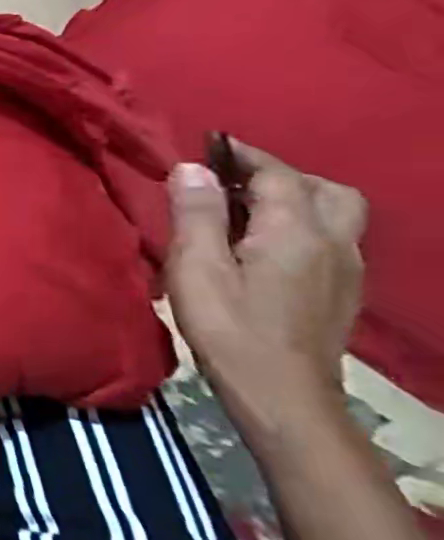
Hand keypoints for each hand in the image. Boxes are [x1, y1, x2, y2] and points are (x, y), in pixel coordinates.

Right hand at [166, 140, 366, 399]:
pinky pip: (329, 240)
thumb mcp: (197, 266)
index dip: (244, 155)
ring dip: (293, 200)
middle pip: (328, 192)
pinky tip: (258, 244)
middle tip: (232, 181)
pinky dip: (298, 226)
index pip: (281, 176)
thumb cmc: (228, 325)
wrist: (281, 394)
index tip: (207, 145)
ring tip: (240, 209)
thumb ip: (197, 214)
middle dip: (282, 175)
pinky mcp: (341, 292)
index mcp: (297, 234)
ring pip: (335, 216)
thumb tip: (194, 168)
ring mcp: (346, 272)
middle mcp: (334, 245)